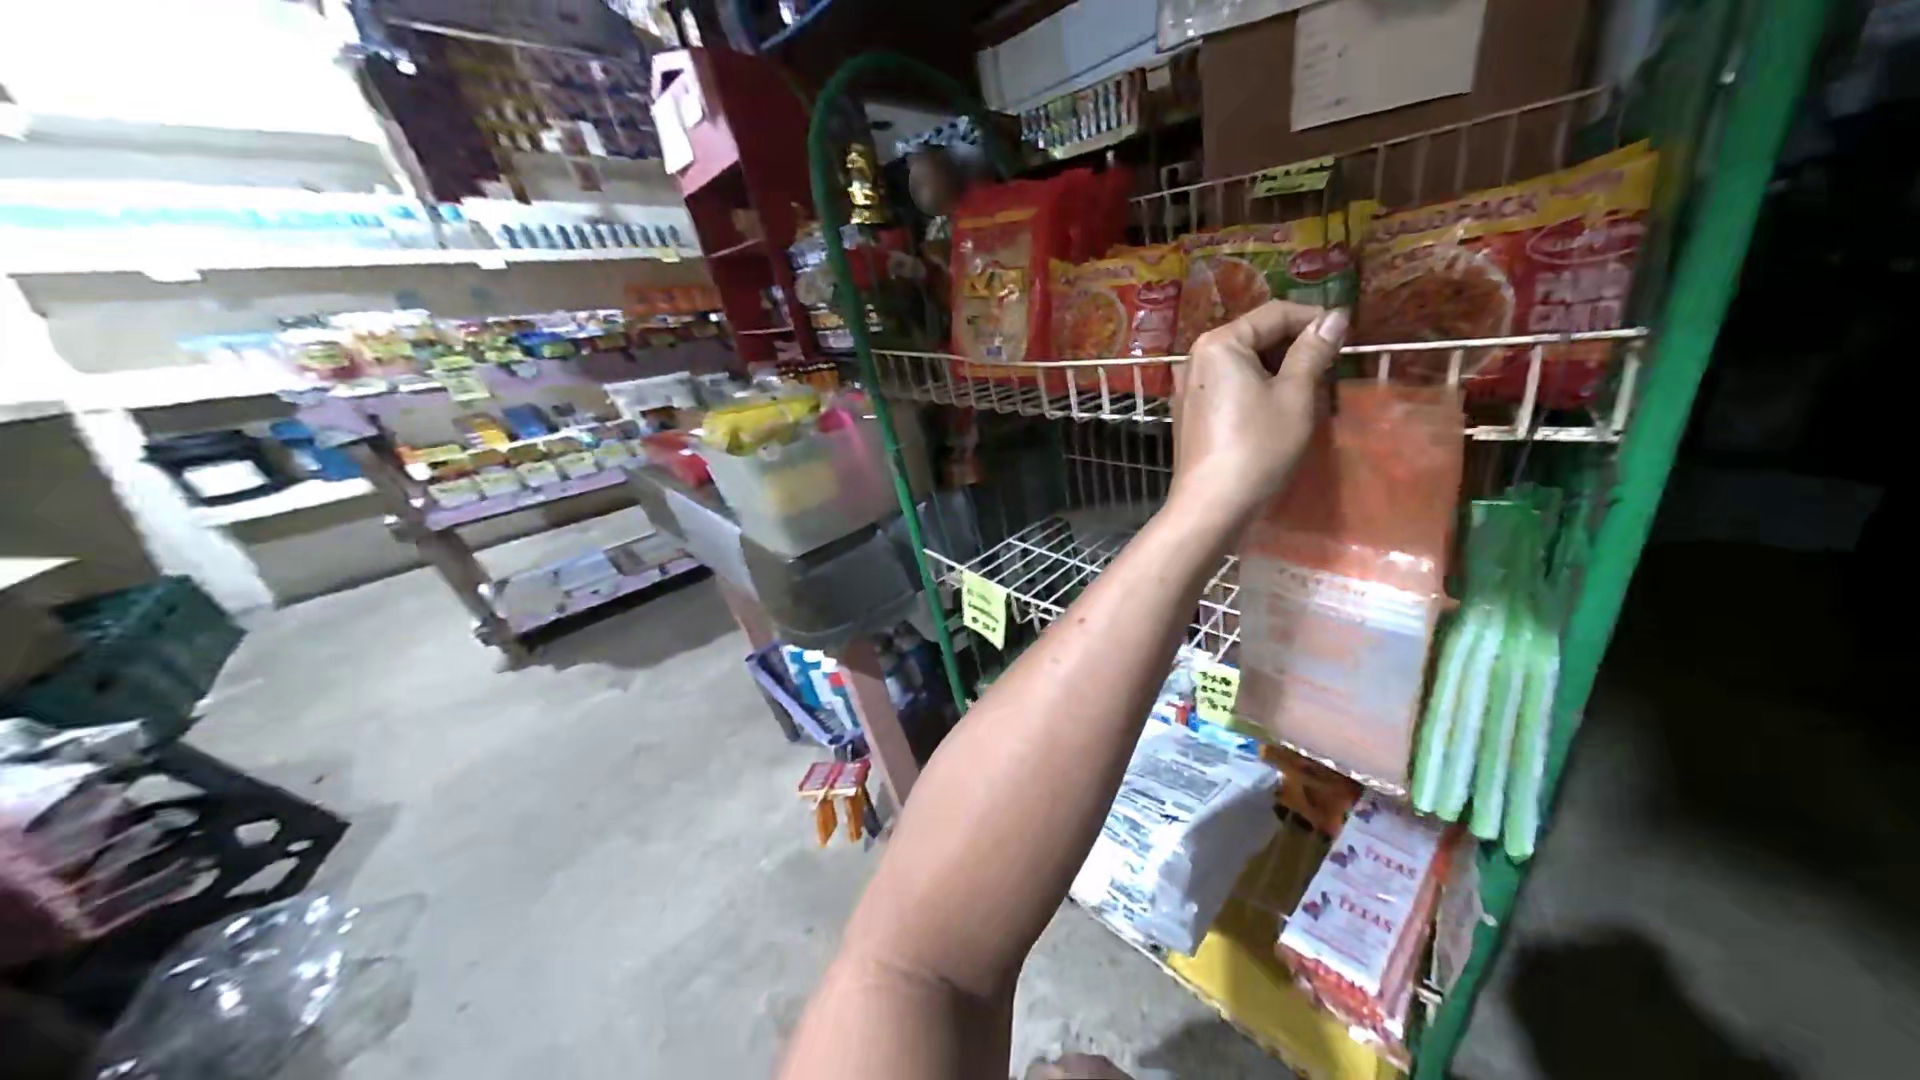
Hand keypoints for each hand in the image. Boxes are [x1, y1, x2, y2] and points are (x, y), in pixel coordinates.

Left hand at [1167, 300, 1346, 535]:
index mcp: (1219, 343)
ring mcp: (1189, 388)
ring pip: (1242, 363)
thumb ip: (1313, 351)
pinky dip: (1256, 388)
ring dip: (1278, 368)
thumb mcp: (1295, 394)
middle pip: (1254, 336)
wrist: (1212, 503)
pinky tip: (1277, 408)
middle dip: (1294, 345)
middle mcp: (1196, 359)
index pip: (1273, 313)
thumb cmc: (1258, 445)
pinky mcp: (1191, 414)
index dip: (1313, 319)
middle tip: (1330, 364)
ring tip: (1310, 387)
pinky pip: (1229, 386)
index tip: (1346, 335)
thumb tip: (1335, 316)